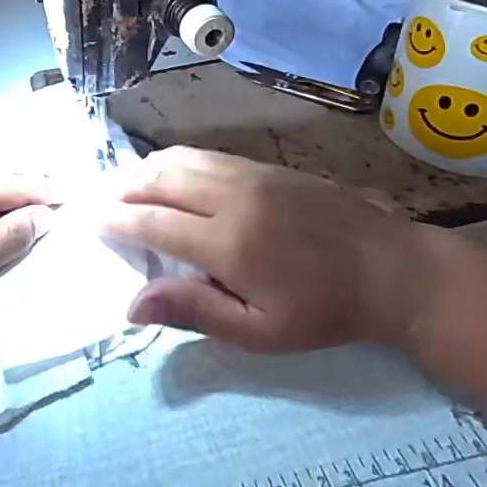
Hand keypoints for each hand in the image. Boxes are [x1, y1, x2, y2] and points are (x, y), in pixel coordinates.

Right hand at [96, 146, 445, 351]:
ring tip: (126, 184)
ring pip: (181, 159)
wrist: (396, 269)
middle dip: (122, 188)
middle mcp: (233, 198)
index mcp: (228, 243)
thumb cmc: (324, 310)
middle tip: (101, 201)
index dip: (115, 220)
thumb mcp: (260, 331)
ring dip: (145, 170)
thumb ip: (195, 310)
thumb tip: (132, 305)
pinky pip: (207, 154)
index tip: (91, 221)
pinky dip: (175, 161)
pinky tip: (170, 173)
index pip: (152, 222)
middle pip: (159, 180)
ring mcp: (252, 175)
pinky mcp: (269, 167)